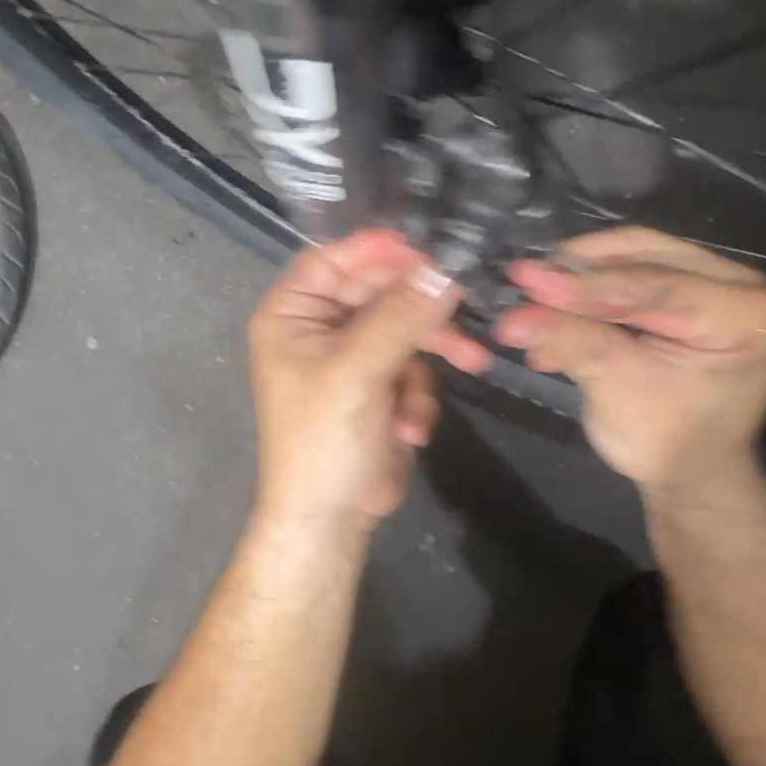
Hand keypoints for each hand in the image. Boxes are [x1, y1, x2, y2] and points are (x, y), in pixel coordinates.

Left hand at [247, 230, 488, 534]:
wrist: (330, 518)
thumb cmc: (324, 440)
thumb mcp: (358, 373)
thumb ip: (400, 317)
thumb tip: (444, 268)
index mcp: (292, 315)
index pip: (334, 260)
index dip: (379, 250)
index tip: (429, 247)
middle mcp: (319, 328)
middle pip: (379, 292)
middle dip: (421, 309)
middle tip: (465, 302)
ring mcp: (352, 357)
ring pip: (406, 328)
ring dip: (431, 354)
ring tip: (473, 363)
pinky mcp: (379, 385)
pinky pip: (413, 366)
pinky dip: (418, 394)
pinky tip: (411, 428)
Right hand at [495, 227, 765, 493]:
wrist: (687, 468)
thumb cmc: (665, 440)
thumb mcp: (617, 390)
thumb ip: (571, 343)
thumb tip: (510, 319)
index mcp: (752, 314)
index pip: (656, 287)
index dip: (586, 286)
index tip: (526, 280)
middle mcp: (744, 285)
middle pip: (646, 258)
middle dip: (580, 272)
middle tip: (522, 277)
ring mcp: (717, 282)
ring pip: (634, 257)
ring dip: (578, 276)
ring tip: (531, 293)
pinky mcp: (689, 287)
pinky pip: (632, 272)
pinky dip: (587, 288)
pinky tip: (550, 305)